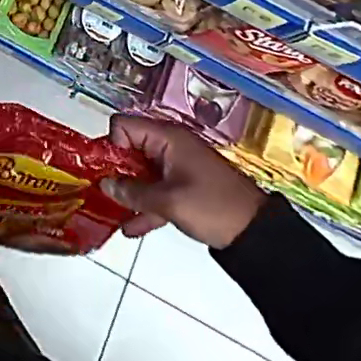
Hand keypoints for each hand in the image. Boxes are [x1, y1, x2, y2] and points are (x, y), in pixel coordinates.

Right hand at [101, 115, 266, 248]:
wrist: (259, 235)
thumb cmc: (213, 207)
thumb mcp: (168, 201)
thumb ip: (132, 192)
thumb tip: (104, 185)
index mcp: (167, 138)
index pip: (123, 126)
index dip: (112, 145)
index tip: (109, 170)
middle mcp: (169, 146)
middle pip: (128, 149)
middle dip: (114, 170)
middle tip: (102, 191)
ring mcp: (176, 167)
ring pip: (140, 172)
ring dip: (127, 191)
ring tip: (111, 210)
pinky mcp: (183, 186)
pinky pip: (154, 189)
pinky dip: (144, 205)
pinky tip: (130, 228)